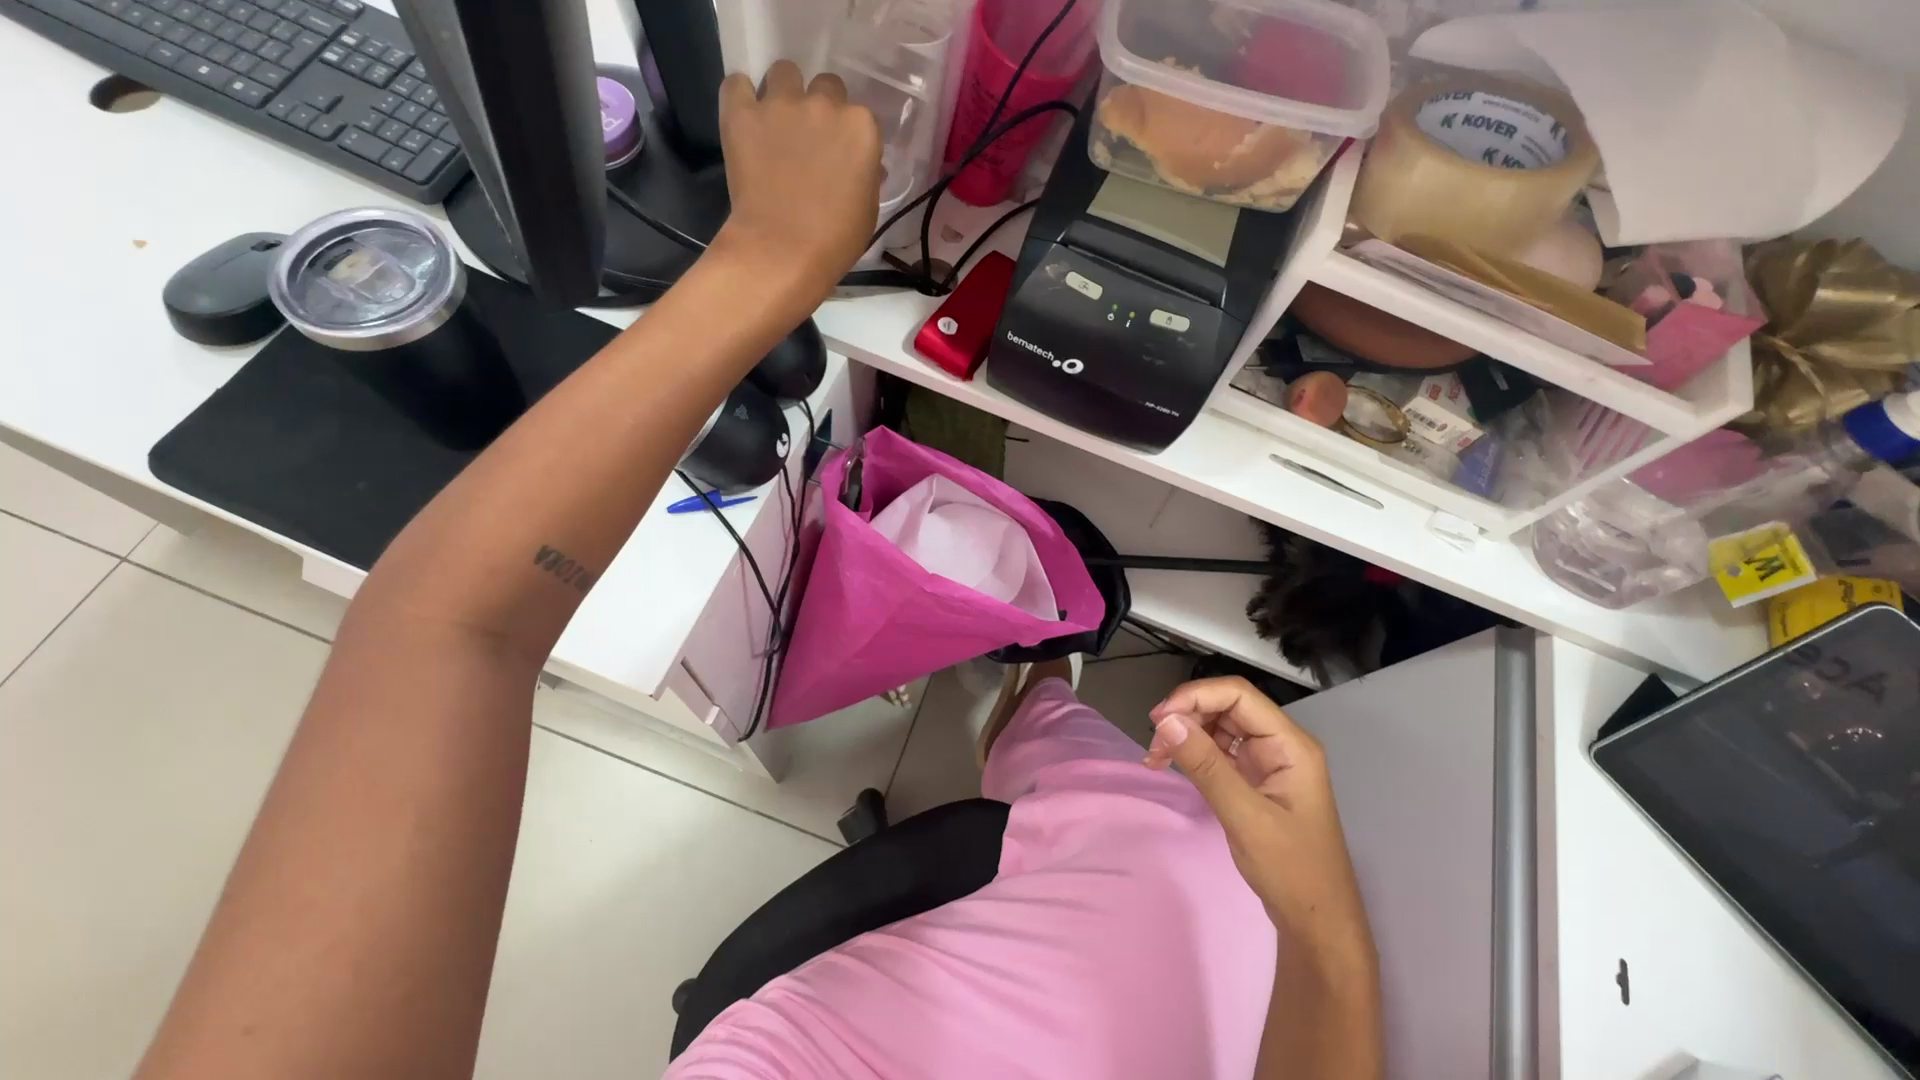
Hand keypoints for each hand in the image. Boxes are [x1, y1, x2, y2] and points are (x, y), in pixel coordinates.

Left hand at [712, 61, 882, 307]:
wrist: (782, 251)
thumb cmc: (835, 241)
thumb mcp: (868, 211)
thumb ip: (867, 176)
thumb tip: (865, 167)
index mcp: (862, 127)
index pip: (859, 115)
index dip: (847, 135)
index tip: (838, 155)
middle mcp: (824, 105)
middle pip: (825, 86)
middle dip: (819, 108)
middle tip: (808, 140)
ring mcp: (781, 105)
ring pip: (783, 73)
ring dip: (783, 93)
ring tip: (776, 124)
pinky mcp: (742, 113)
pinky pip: (737, 84)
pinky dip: (740, 96)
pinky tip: (745, 118)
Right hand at [1144, 677, 1373, 957]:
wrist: (1317, 921)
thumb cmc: (1292, 869)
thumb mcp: (1245, 817)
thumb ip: (1206, 766)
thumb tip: (1166, 722)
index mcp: (1290, 745)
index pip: (1238, 696)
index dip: (1195, 697)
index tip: (1159, 720)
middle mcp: (1280, 745)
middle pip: (1227, 707)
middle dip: (1187, 715)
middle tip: (1153, 743)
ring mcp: (1267, 763)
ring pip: (1219, 727)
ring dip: (1186, 734)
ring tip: (1156, 757)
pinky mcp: (1253, 781)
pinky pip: (1219, 752)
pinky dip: (1193, 753)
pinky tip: (1171, 764)